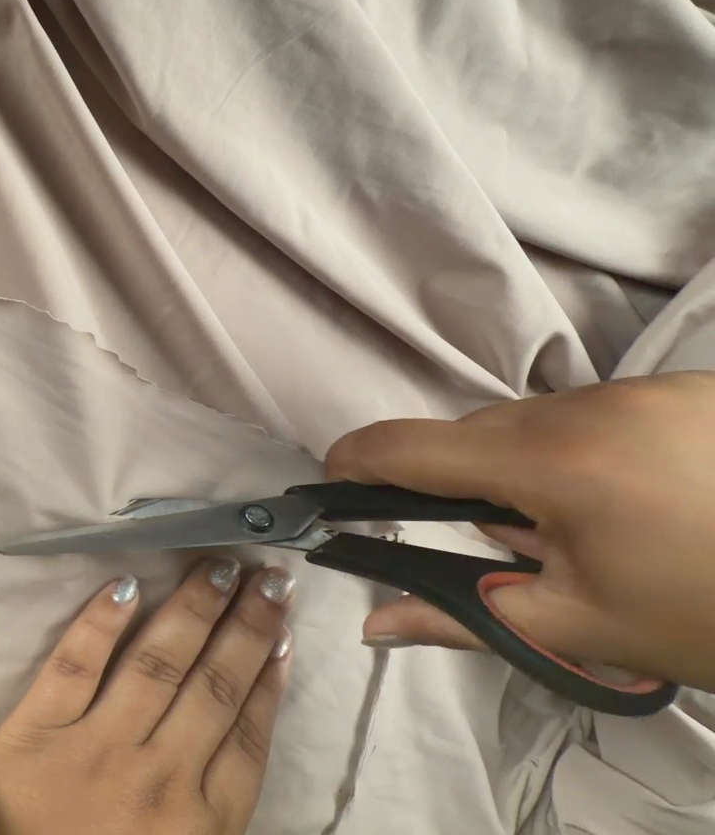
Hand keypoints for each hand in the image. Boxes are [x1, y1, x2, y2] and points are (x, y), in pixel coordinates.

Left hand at [0, 561, 294, 834]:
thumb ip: (213, 803)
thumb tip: (240, 730)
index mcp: (203, 819)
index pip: (248, 734)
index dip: (269, 679)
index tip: (283, 632)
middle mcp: (160, 775)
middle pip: (212, 688)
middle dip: (245, 628)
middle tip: (268, 578)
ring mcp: (98, 744)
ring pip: (156, 666)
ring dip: (192, 612)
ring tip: (217, 568)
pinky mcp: (40, 724)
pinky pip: (76, 663)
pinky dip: (102, 621)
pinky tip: (125, 584)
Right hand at [326, 370, 714, 690]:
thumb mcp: (584, 628)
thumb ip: (462, 615)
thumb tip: (372, 627)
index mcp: (551, 465)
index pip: (404, 448)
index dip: (353, 465)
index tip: (335, 490)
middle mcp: (588, 407)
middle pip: (473, 434)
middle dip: (472, 483)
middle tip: (533, 544)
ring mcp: (649, 389)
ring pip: (533, 420)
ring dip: (533, 463)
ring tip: (609, 522)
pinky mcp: (694, 387)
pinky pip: (596, 409)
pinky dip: (594, 445)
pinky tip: (654, 492)